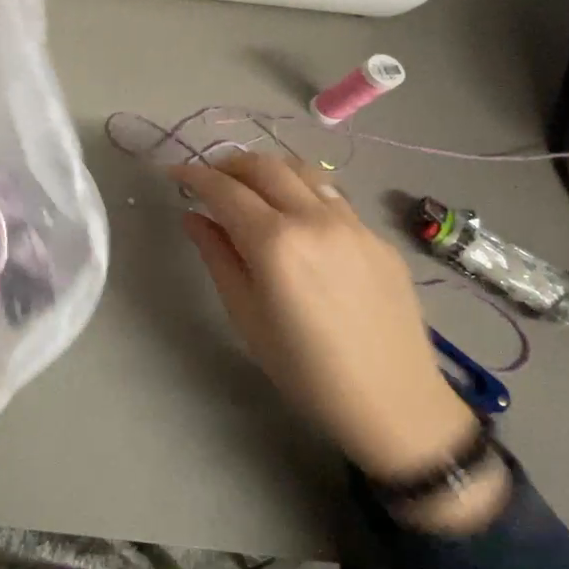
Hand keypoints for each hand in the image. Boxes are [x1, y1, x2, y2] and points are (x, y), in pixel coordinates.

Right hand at [170, 154, 509, 530]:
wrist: (395, 404)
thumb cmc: (303, 368)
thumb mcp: (244, 314)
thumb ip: (217, 255)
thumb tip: (195, 217)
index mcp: (275, 242)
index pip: (224, 189)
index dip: (193, 176)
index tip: (174, 174)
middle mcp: (315, 220)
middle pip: (264, 166)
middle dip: (228, 164)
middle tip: (208, 178)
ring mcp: (354, 226)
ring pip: (303, 172)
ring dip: (268, 170)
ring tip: (249, 187)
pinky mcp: (379, 240)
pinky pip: (332, 199)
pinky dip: (302, 193)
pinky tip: (294, 220)